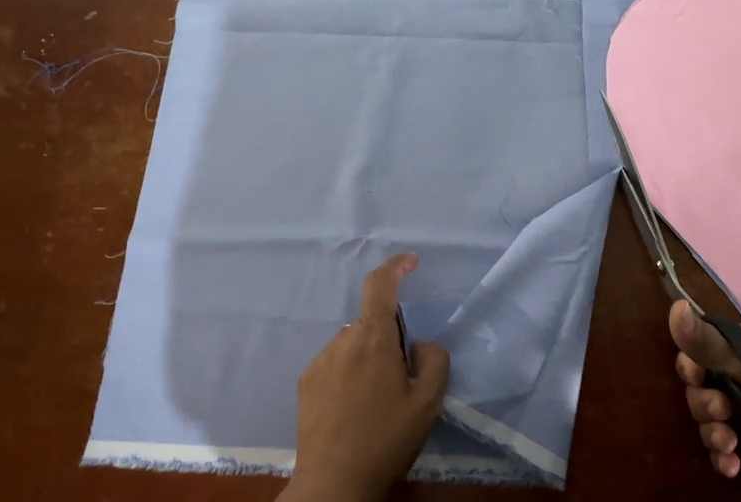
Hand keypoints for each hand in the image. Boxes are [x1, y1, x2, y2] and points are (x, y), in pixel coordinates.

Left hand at [282, 254, 449, 501]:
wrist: (334, 484)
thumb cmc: (385, 439)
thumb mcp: (428, 402)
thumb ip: (434, 359)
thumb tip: (418, 344)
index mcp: (373, 338)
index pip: (380, 285)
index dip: (396, 266)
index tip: (411, 261)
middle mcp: (343, 340)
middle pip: (372, 321)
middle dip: (390, 337)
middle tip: (403, 377)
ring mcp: (320, 361)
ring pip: (354, 344)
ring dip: (369, 357)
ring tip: (378, 401)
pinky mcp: (306, 383)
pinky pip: (336, 363)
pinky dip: (350, 373)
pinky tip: (355, 409)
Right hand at [672, 301, 740, 501]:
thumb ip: (709, 343)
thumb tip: (672, 306)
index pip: (699, 347)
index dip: (691, 364)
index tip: (695, 375)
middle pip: (699, 385)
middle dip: (703, 402)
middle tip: (721, 412)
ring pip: (708, 418)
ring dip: (711, 432)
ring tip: (729, 444)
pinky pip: (723, 448)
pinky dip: (722, 456)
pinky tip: (732, 464)